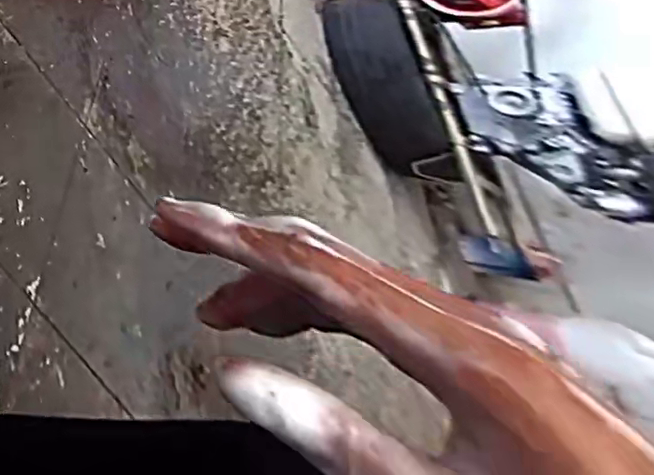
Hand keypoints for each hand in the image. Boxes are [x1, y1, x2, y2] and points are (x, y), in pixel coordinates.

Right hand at [150, 199, 653, 474]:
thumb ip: (337, 436)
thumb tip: (234, 379)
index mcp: (455, 348)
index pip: (309, 265)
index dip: (229, 236)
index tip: (176, 218)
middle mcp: (461, 324)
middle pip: (319, 255)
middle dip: (238, 240)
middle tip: (175, 233)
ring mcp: (472, 332)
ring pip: (342, 275)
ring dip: (272, 280)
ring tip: (221, 308)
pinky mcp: (478, 350)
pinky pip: (373, 302)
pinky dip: (316, 301)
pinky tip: (290, 320)